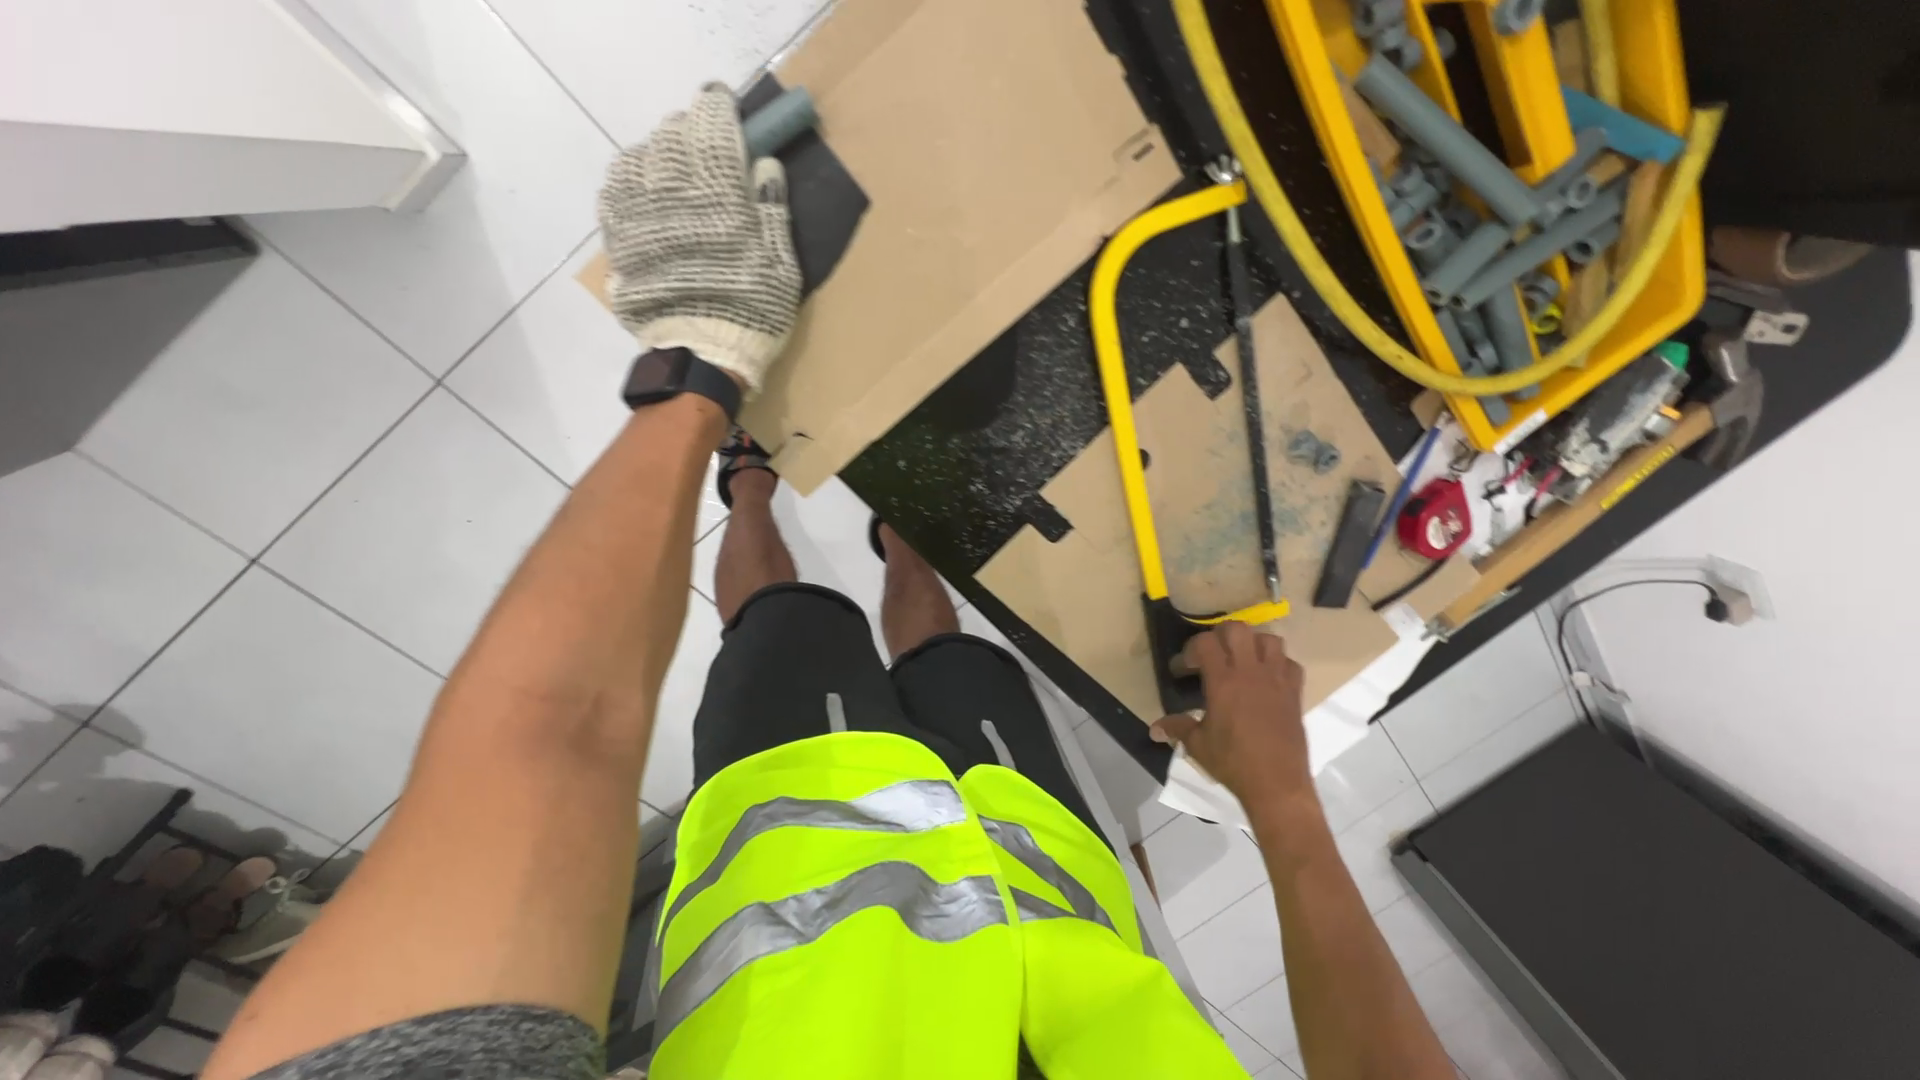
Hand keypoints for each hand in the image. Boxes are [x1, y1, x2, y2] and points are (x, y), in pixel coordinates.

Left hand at [598, 84, 801, 396]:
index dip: (719, 109)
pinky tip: (645, 189)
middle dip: (691, 131)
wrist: (702, 354)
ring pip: (640, 156)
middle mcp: (672, 190)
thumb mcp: (780, 262)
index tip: (726, 106)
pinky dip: (632, 179)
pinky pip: (616, 189)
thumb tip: (764, 164)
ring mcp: (638, 211)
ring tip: (674, 167)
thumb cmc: (751, 308)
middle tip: (706, 143)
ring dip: (659, 154)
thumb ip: (771, 208)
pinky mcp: (620, 236)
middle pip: (673, 136)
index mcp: (717, 191)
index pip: (712, 125)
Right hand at [1151, 623, 1311, 812]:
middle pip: (1238, 629)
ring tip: (1243, 661)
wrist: (1278, 783)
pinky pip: (1290, 663)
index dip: (1190, 650)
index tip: (1184, 669)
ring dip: (1254, 644)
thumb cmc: (1233, 762)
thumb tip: (1154, 729)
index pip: (1205, 643)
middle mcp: (1250, 672)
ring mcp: (1276, 680)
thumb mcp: (1198, 745)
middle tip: (1213, 655)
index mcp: (1223, 682)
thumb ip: (1177, 729)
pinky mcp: (1295, 692)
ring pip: (1269, 640)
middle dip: (1221, 636)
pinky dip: (1278, 664)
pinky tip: (1268, 679)